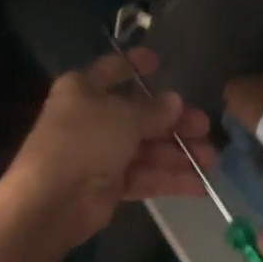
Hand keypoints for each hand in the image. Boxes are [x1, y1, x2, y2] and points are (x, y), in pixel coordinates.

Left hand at [6, 47, 215, 247]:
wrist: (52, 199)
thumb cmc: (84, 139)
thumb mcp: (122, 116)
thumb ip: (152, 110)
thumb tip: (175, 102)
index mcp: (84, 88)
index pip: (113, 69)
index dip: (135, 65)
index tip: (160, 62)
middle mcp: (92, 116)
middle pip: (138, 114)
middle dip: (172, 121)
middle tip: (204, 126)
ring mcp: (100, 152)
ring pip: (145, 147)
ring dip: (177, 152)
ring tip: (210, 159)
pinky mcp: (109, 184)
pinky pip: (143, 175)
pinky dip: (168, 178)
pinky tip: (199, 184)